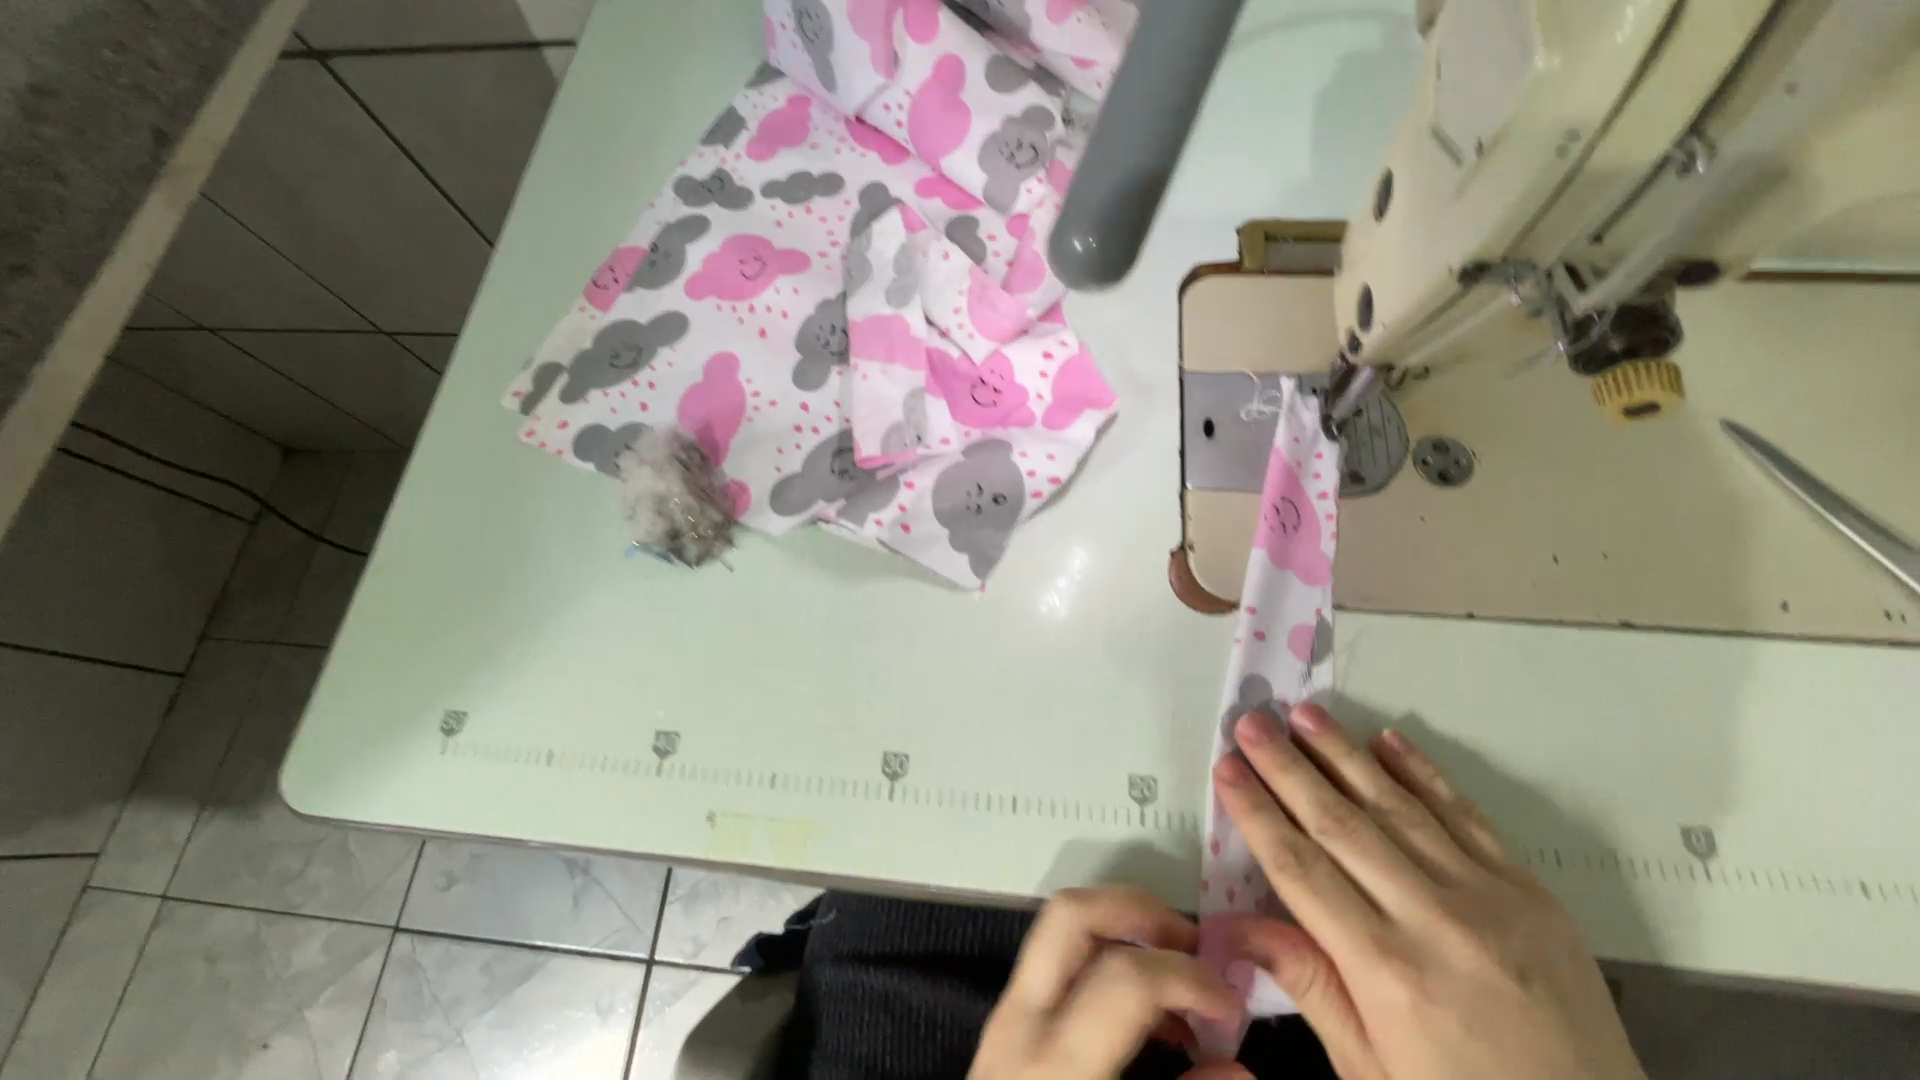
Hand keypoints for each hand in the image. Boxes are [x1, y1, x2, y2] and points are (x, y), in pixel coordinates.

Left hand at [971, 887, 1249, 1079]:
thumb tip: (1239, 1067)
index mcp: (1056, 1062)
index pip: (1125, 978)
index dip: (1190, 978)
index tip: (1232, 1004)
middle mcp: (1022, 1019)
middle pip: (1072, 915)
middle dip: (1141, 910)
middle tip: (1195, 944)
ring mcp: (1006, 1014)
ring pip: (1062, 928)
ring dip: (1126, 931)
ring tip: (1180, 981)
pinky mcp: (1006, 1022)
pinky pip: (1058, 964)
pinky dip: (1108, 962)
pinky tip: (1148, 1016)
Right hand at [1214, 705, 1647, 1079]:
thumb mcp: (1371, 1069)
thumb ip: (1310, 985)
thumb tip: (1235, 925)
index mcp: (1385, 970)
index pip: (1300, 870)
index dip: (1257, 814)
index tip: (1225, 769)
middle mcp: (1434, 920)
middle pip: (1341, 825)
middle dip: (1287, 768)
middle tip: (1250, 722)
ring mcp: (1489, 897)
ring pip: (1398, 807)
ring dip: (1344, 754)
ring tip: (1304, 714)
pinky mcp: (1531, 890)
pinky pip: (1467, 816)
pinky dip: (1423, 773)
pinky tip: (1387, 738)